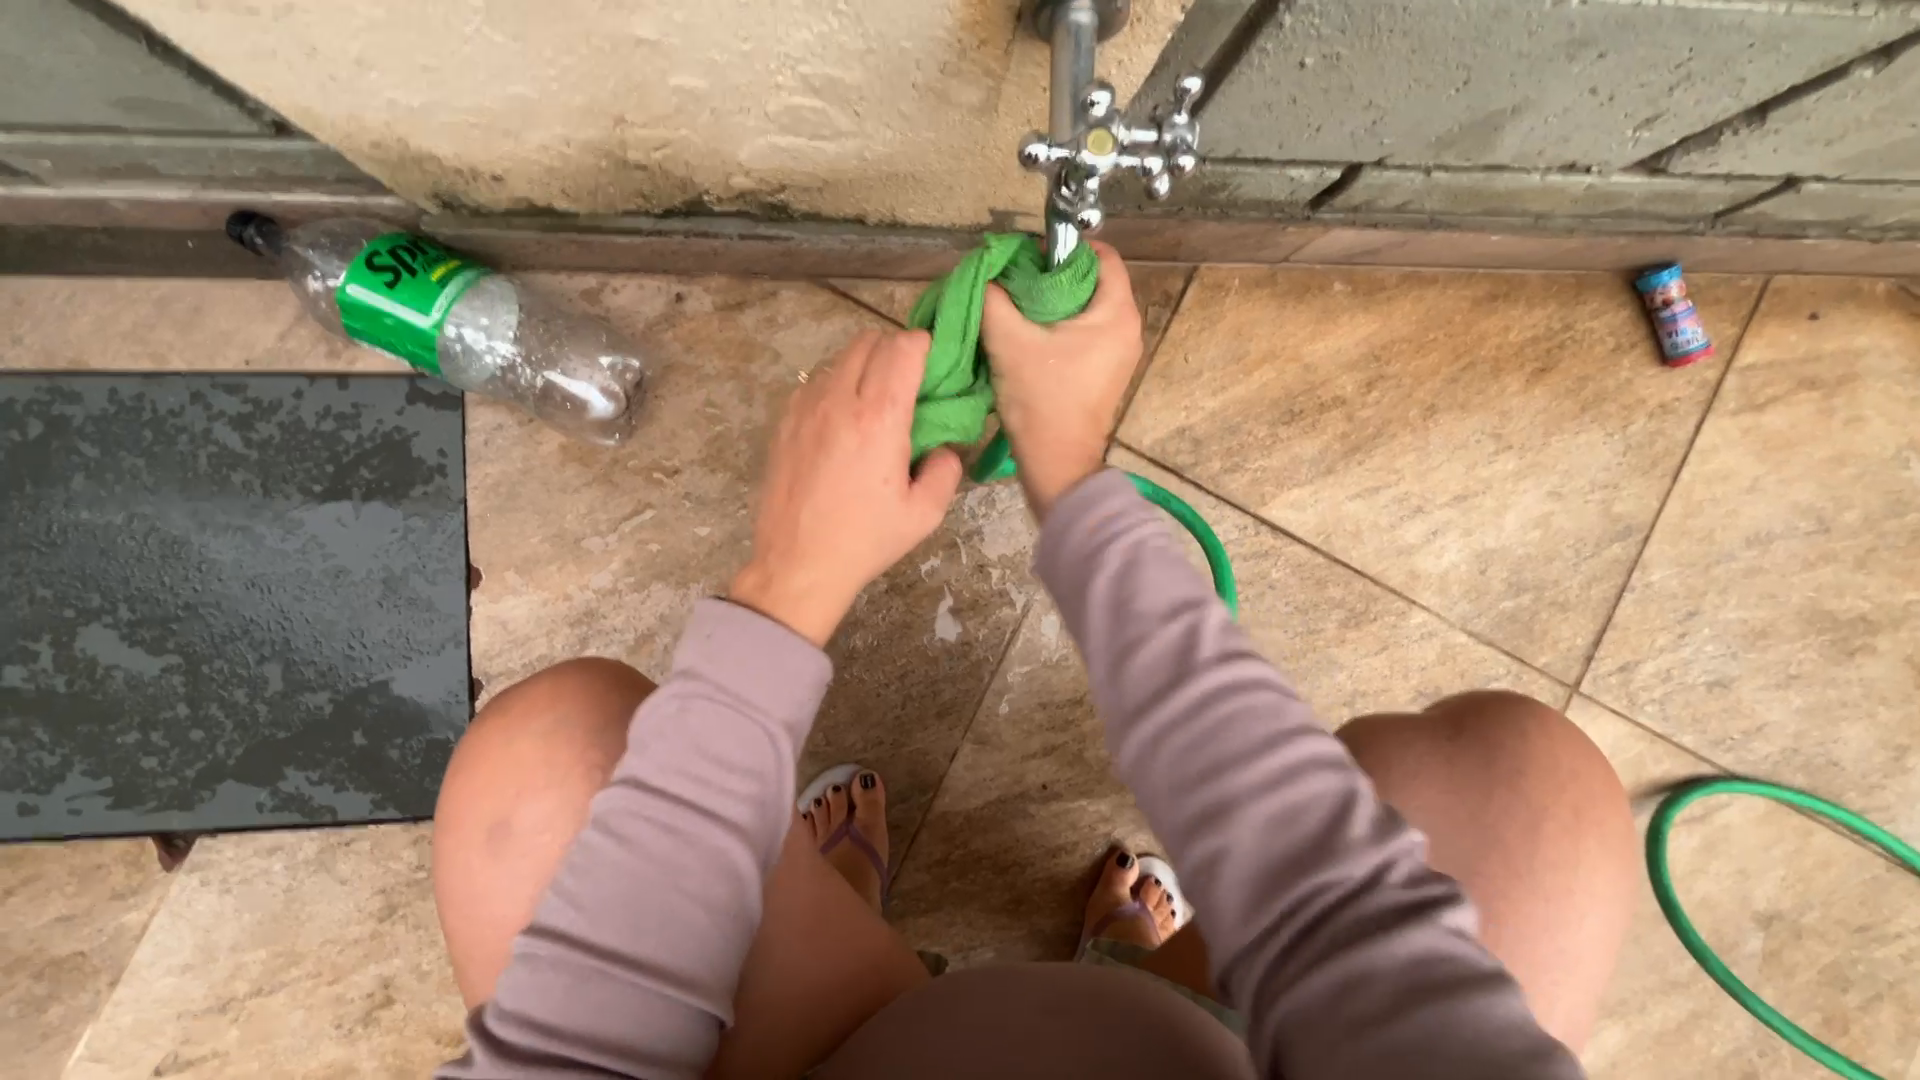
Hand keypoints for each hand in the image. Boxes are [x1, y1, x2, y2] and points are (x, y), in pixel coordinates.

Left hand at [729, 329, 963, 646]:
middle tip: (908, 380)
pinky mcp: (784, 421)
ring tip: (875, 399)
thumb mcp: (924, 514)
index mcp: (879, 418)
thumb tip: (943, 446)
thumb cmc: (865, 540)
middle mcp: (839, 400)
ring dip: (864, 365)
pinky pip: (815, 381)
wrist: (799, 563)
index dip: (923, 346)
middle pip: (869, 340)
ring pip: (839, 357)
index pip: (902, 346)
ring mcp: (805, 407)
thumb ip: (946, 469)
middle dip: (895, 349)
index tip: (933, 364)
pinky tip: (843, 419)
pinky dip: (835, 385)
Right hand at [982, 242, 1141, 518]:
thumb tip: (987, 275)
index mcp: (1116, 313)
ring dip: (1053, 305)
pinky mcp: (1106, 373)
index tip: (1029, 258)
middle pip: (1092, 282)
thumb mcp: (1008, 341)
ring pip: (1086, 310)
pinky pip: (1085, 334)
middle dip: (1053, 278)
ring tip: (1017, 310)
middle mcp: (1128, 328)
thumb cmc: (1040, 400)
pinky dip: (1059, 328)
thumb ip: (994, 298)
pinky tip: (1030, 338)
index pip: (1100, 255)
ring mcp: (1120, 353)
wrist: (1056, 463)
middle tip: (1016, 283)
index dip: (1063, 250)